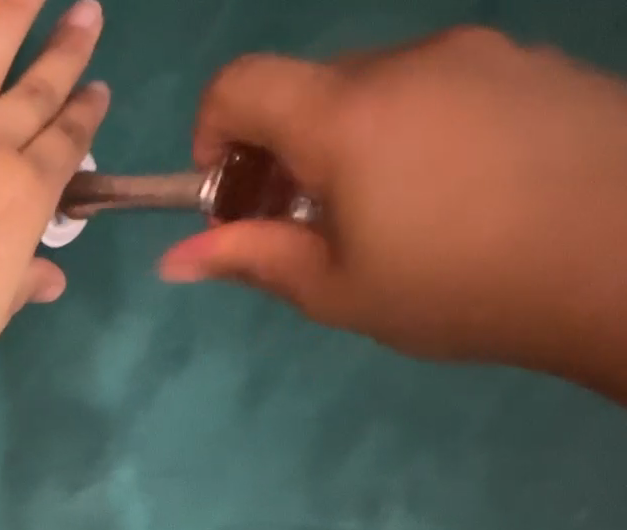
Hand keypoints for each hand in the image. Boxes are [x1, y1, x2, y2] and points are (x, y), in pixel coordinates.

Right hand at [164, 28, 626, 387]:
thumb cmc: (460, 286)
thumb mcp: (331, 288)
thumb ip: (247, 258)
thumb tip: (172, 260)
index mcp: (349, 117)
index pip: (239, 83)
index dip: (210, 131)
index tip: (228, 189)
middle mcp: (413, 66)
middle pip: (304, 88)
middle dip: (276, 150)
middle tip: (294, 221)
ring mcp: (485, 58)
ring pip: (372, 87)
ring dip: (342, 142)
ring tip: (375, 213)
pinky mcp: (538, 68)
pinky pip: (438, 87)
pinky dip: (408, 131)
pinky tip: (445, 194)